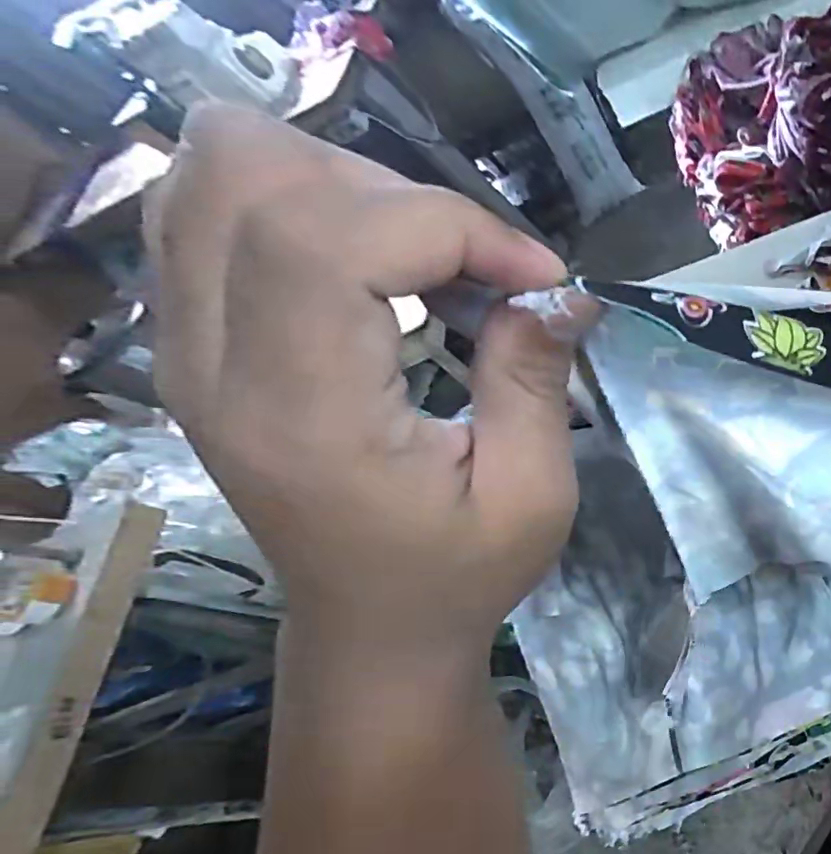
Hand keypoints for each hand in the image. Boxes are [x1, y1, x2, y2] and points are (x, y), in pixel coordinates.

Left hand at [145, 103, 599, 646]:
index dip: (452, 227)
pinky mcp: (199, 340)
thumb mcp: (534, 494)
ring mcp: (189, 343)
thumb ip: (534, 382)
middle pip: (251, 172)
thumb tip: (560, 292)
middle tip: (482, 269)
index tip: (542, 278)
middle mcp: (215, 360)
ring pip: (223, 172)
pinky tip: (391, 277)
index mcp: (306, 411)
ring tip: (439, 266)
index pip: (328, 240)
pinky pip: (222, 213)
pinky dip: (320, 215)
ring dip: (354, 195)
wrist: (378, 625)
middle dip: (398, 197)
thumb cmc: (465, 572)